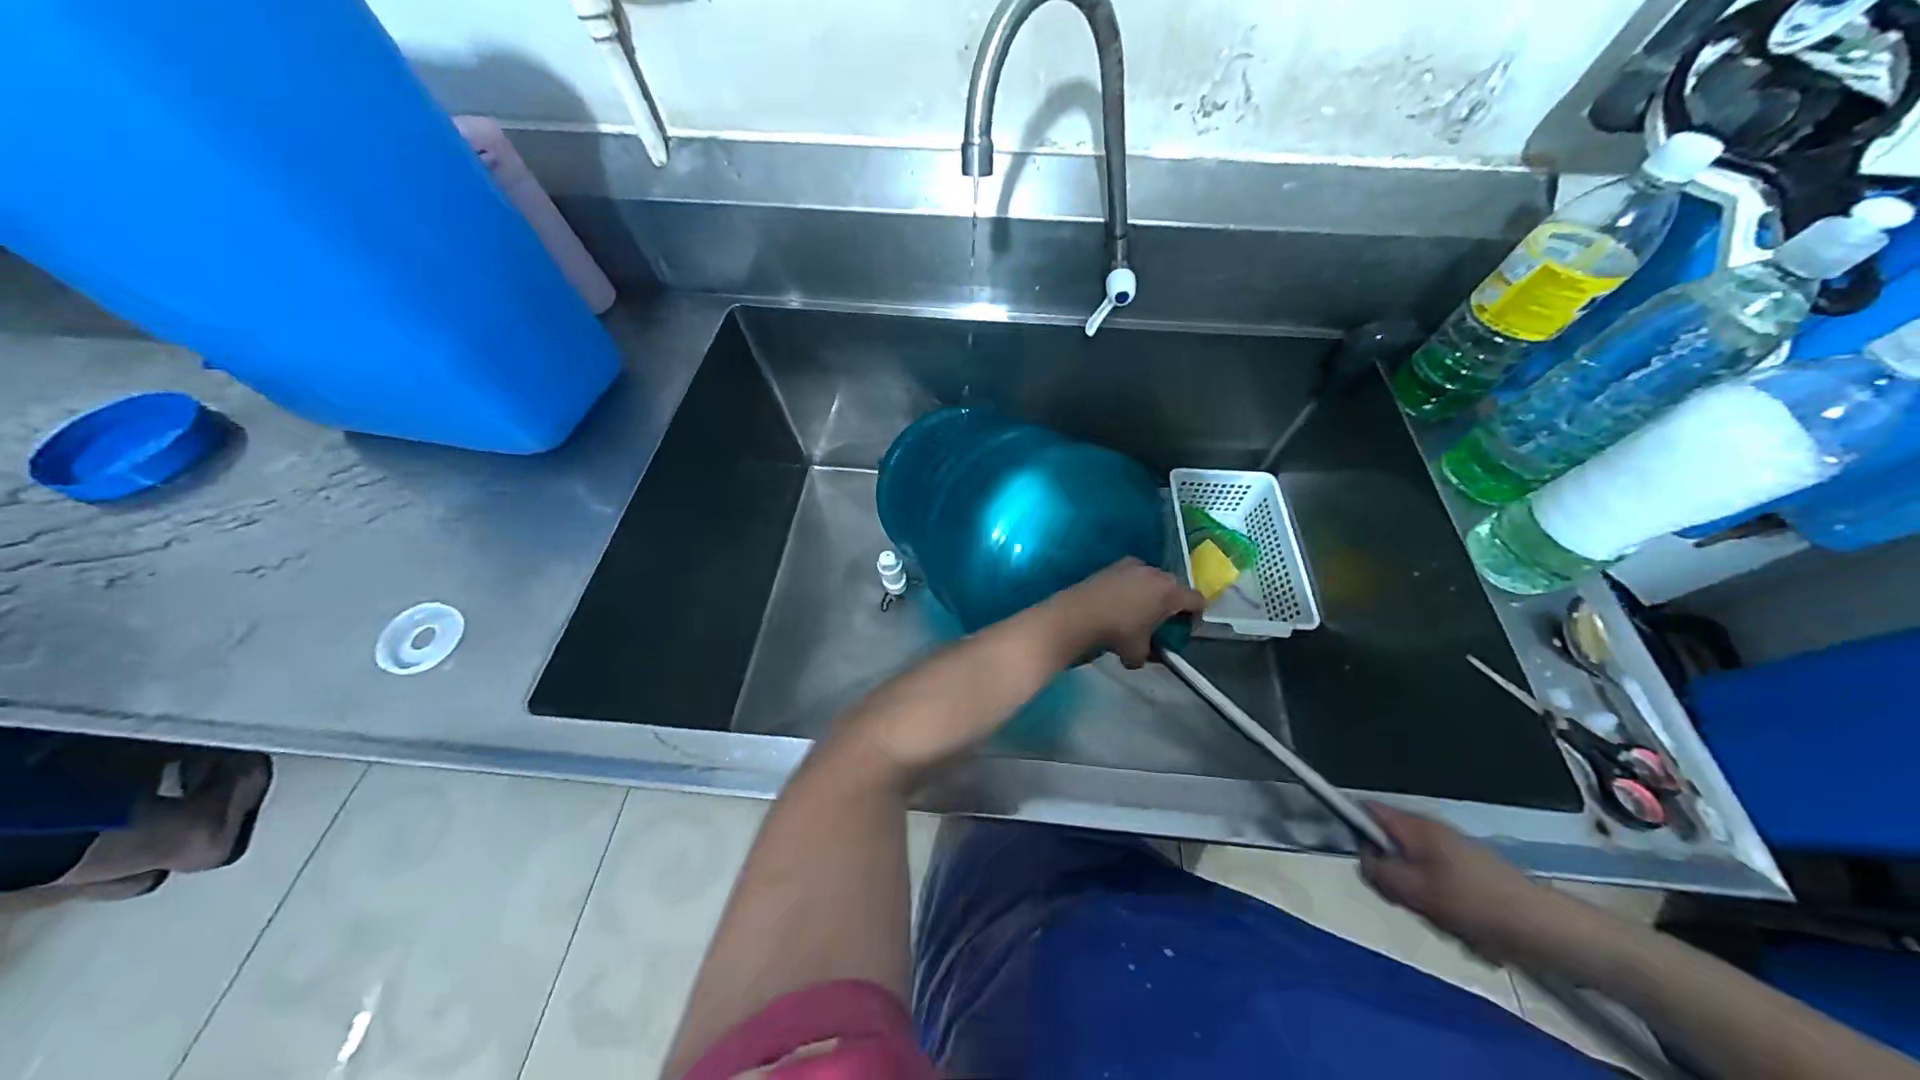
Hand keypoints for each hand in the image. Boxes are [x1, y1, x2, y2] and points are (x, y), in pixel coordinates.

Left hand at [1048, 557, 1205, 668]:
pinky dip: (1131, 586)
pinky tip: (1119, 602)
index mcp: (1171, 593)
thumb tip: (1141, 657)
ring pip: (1152, 579)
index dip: (1196, 616)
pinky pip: (1132, 575)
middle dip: (1172, 603)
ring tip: (1137, 611)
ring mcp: (1134, 565)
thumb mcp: (1138, 653)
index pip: (1197, 601)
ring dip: (1151, 592)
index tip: (1185, 629)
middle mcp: (1156, 573)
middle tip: (1161, 621)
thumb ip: (1148, 654)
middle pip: (1175, 587)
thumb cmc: (1117, 633)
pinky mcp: (1114, 564)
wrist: (1079, 614)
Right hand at [1359, 804, 1594, 966]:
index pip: (1366, 809)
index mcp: (1416, 827)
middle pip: (1387, 845)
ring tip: (1440, 918)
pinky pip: (1437, 887)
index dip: (1351, 825)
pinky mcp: (1470, 876)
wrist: (1547, 931)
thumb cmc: (1476, 905)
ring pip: (1411, 871)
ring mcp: (1453, 854)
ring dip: (1418, 897)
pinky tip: (1461, 926)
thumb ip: (1377, 870)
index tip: (1358, 858)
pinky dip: (1442, 907)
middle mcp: (1432, 833)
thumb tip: (1362, 857)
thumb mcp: (1414, 890)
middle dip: (1391, 875)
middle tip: (1406, 899)